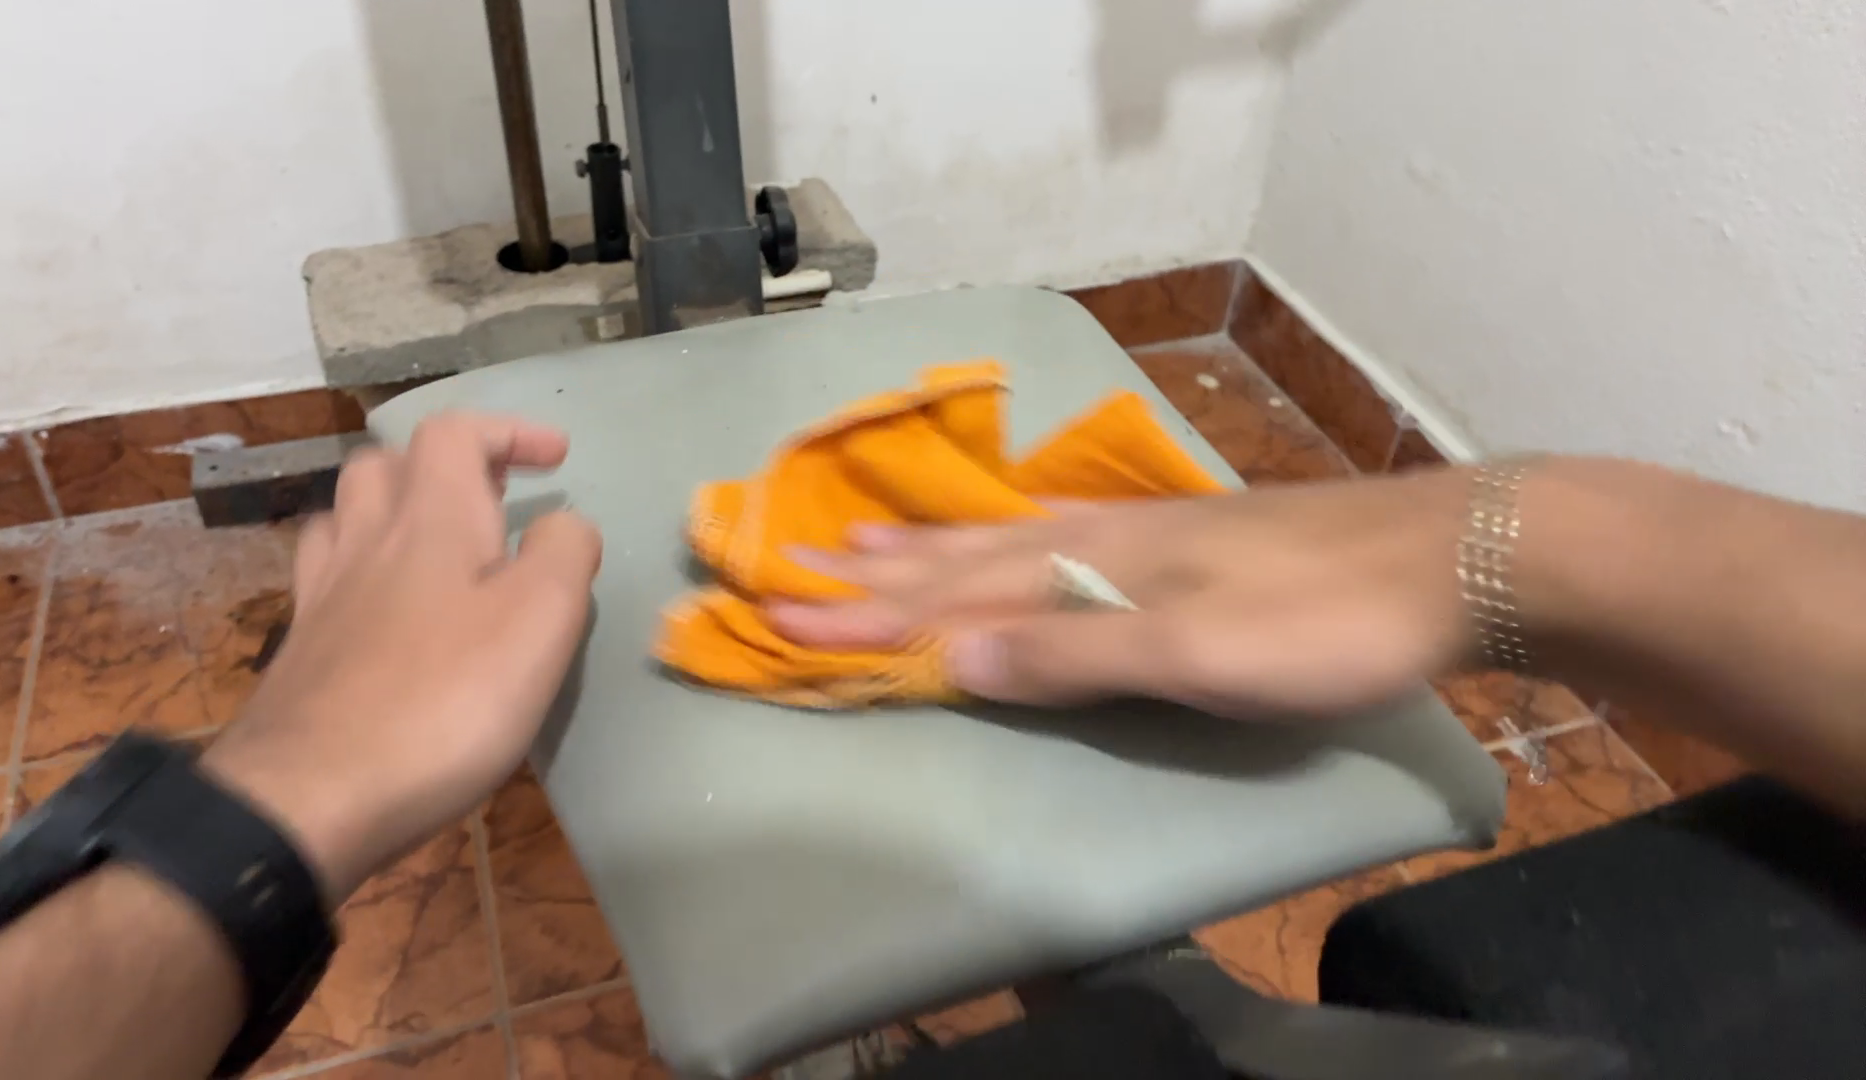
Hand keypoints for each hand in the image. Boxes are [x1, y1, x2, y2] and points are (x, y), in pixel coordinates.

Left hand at [201, 412, 601, 903]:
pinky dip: (368, 562)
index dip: (510, 431)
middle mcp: (368, 541)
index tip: (558, 458)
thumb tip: (564, 525)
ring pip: (348, 513)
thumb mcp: (543, 616)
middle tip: (501, 496)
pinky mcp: (304, 649)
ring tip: (446, 540)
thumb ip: (567, 551)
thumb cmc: (449, 698)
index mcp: (432, 521)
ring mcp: (324, 596)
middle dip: (451, 463)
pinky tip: (392, 603)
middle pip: (389, 463)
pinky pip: (329, 573)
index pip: (457, 433)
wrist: (309, 803)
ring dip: (400, 505)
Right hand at [770, 468, 1476, 718]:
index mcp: (1084, 570)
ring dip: (921, 547)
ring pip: (996, 538)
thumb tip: (959, 658)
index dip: (867, 612)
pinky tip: (993, 526)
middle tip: (794, 567)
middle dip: (870, 575)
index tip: (786, 612)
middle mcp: (1086, 541)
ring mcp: (1124, 532)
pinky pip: (1048, 530)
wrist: (1439, 555)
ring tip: (860, 540)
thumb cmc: (1316, 619)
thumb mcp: (1196, 652)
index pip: (949, 599)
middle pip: (957, 560)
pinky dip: (996, 533)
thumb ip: (1076, 656)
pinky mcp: (1162, 533)